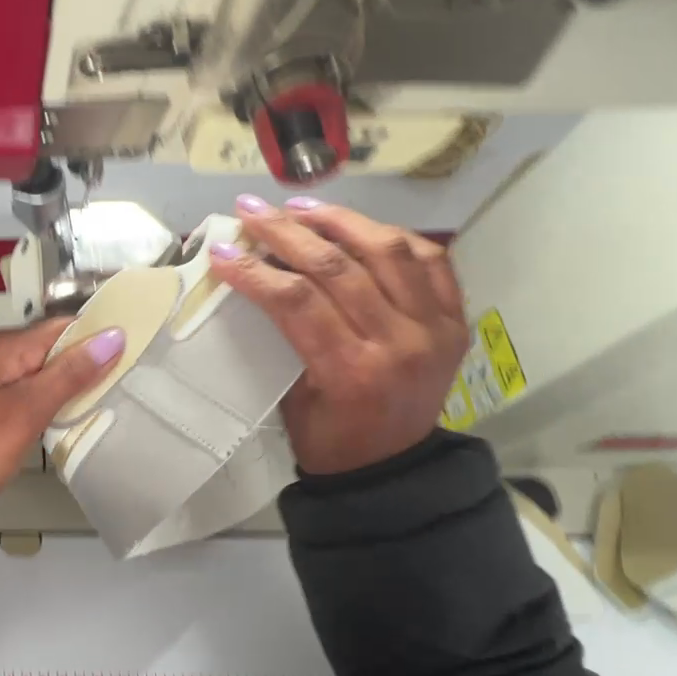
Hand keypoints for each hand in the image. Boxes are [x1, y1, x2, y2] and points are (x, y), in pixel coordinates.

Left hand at [0, 319, 126, 512]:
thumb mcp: (28, 409)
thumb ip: (71, 372)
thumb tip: (114, 335)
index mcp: (7, 345)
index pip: (66, 325)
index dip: (102, 333)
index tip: (142, 345)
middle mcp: (3, 351)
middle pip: (60, 343)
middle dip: (95, 355)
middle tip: (139, 372)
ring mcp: (1, 375)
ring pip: (53, 365)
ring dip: (82, 376)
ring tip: (122, 388)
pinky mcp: (3, 397)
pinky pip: (41, 384)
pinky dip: (63, 392)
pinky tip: (85, 405)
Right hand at [208, 195, 469, 475]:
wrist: (391, 468)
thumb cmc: (327, 441)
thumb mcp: (290, 399)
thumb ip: (283, 338)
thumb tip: (255, 278)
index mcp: (350, 371)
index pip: (296, 300)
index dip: (254, 269)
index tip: (221, 250)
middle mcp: (399, 342)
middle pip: (338, 266)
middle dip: (286, 232)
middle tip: (250, 211)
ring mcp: (434, 327)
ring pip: (388, 250)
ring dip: (339, 221)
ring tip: (301, 207)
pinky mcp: (454, 319)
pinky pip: (429, 260)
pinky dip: (390, 237)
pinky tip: (358, 227)